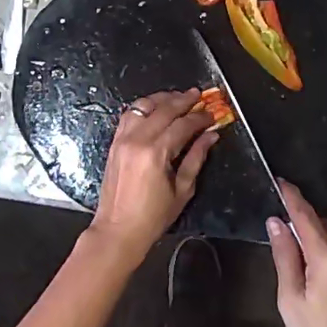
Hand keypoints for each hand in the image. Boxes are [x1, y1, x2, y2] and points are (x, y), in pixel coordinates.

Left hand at [89, 89, 218, 260]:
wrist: (117, 230)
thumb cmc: (153, 217)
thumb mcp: (182, 190)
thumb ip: (196, 158)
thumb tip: (210, 136)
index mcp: (156, 153)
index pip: (183, 125)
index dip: (200, 118)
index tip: (212, 115)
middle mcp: (138, 139)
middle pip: (164, 109)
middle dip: (184, 100)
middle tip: (198, 96)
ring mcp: (123, 138)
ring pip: (144, 105)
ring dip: (162, 99)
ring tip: (178, 97)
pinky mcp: (115, 141)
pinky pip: (129, 114)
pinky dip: (144, 107)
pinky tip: (155, 108)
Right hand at [267, 179, 326, 326]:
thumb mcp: (292, 301)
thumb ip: (285, 257)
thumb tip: (276, 223)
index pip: (306, 214)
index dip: (291, 196)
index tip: (279, 181)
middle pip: (323, 225)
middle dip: (304, 219)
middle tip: (282, 224)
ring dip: (318, 239)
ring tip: (298, 253)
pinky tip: (321, 274)